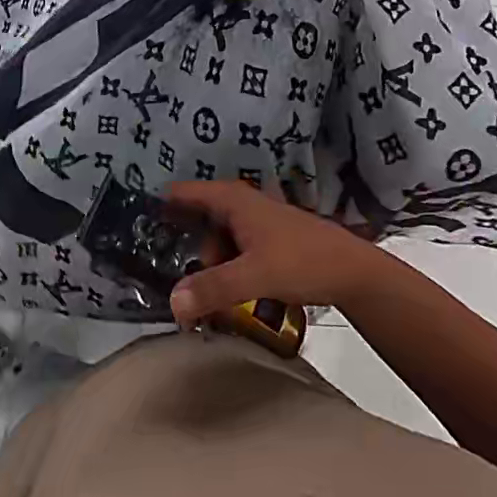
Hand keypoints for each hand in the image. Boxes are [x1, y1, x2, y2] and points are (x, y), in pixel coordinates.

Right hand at [165, 179, 391, 325]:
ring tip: (225, 303)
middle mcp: (242, 204)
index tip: (142, 231)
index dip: (162, 208)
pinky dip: (234, 272)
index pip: (184, 193)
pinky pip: (238, 253)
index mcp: (233, 200)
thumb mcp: (252, 277)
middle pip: (202, 227)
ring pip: (221, 244)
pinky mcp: (271, 240)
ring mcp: (258, 222)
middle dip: (197, 259)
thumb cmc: (301, 261)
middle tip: (199, 293)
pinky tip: (243, 297)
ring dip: (218, 272)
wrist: (354, 272)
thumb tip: (172, 304)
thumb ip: (211, 289)